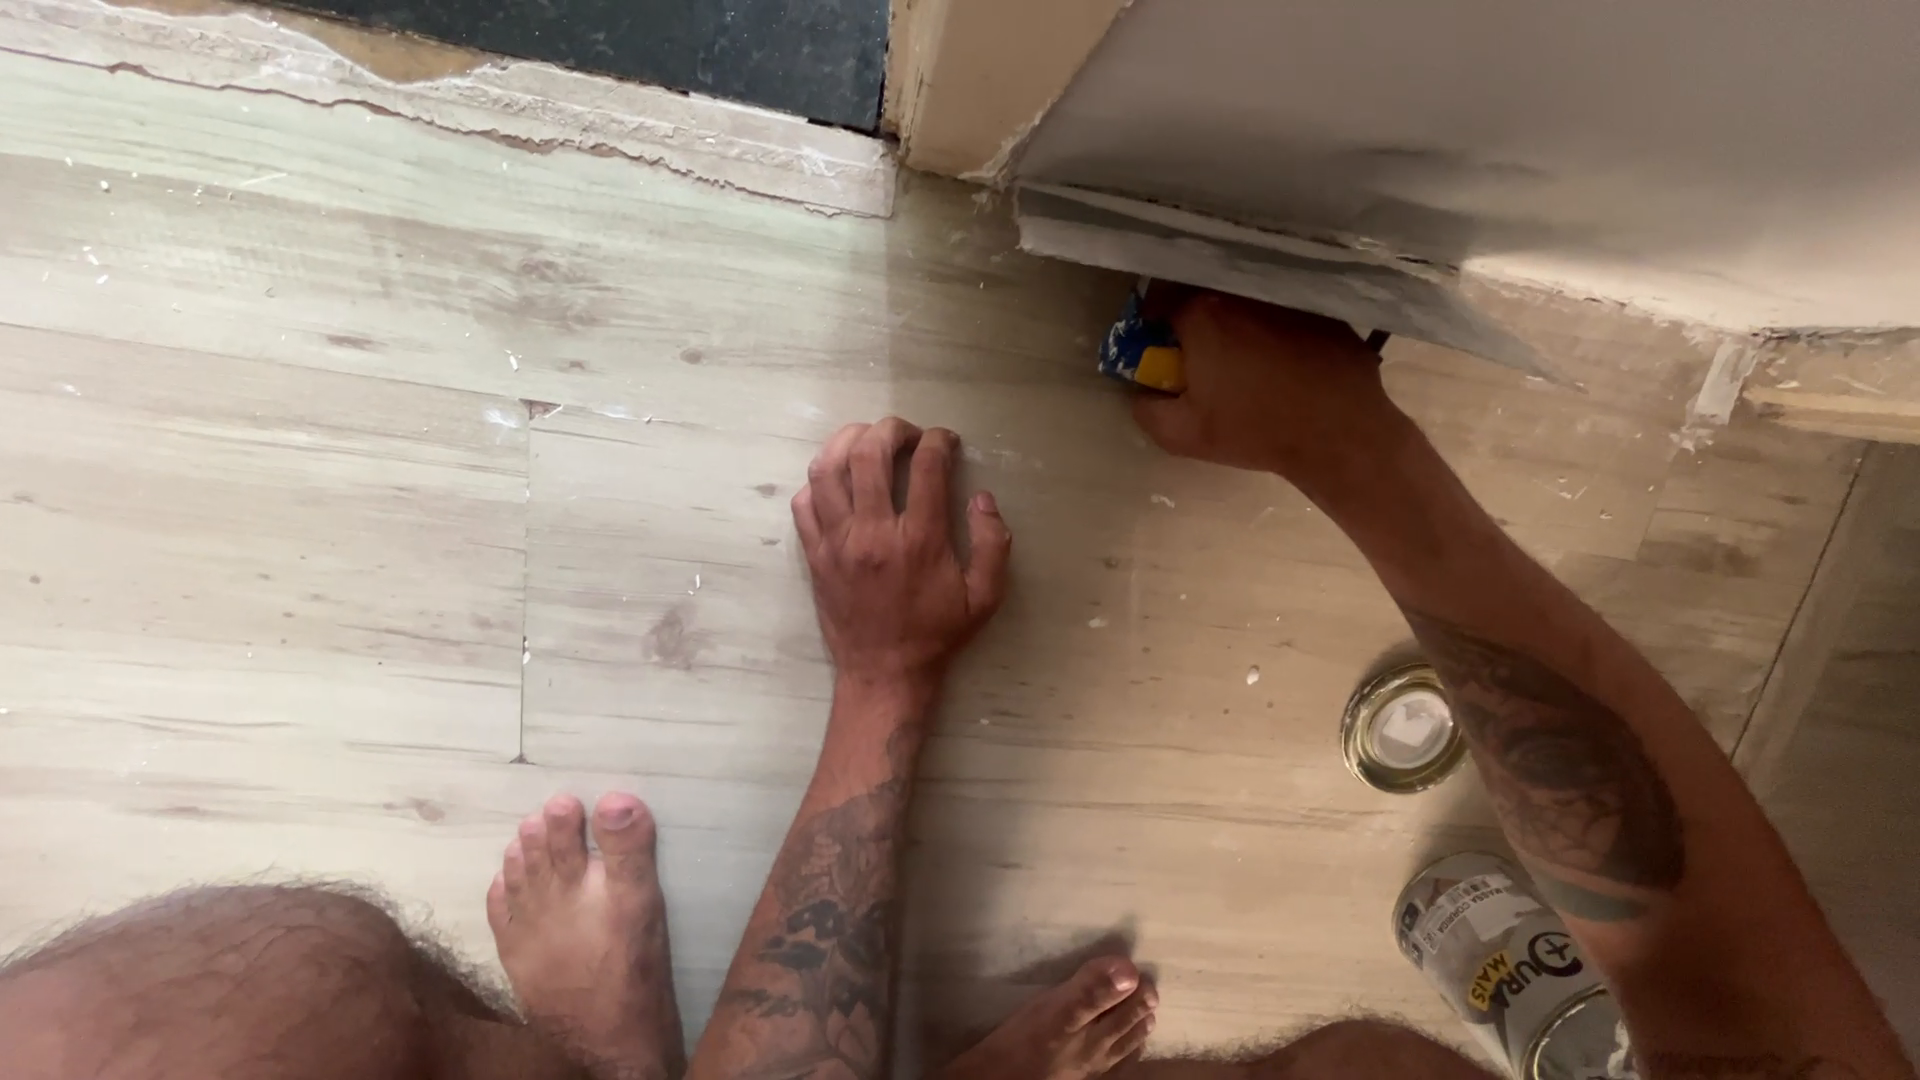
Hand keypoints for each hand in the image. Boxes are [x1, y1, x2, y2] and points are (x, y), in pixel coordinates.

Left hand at [792, 418, 1012, 694]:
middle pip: (869, 454)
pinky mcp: (814, 555)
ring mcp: (837, 542)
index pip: (927, 467)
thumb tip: (983, 499)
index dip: (939, 441)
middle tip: (905, 433)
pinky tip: (837, 481)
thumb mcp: (985, 597)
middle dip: (890, 429)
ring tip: (865, 440)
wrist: (884, 673)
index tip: (946, 440)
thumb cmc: (936, 634)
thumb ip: (992, 544)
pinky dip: (817, 482)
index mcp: (920, 539)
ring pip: (826, 470)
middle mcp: (873, 532)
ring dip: (846, 442)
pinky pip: (803, 504)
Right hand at [1131, 291, 1409, 483]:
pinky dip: (1270, 328)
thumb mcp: (1182, 435)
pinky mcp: (1321, 311)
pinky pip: (1281, 312)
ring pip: (1245, 301)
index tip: (1155, 345)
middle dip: (1191, 318)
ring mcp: (1286, 298)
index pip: (1160, 298)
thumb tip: (1142, 393)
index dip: (1152, 321)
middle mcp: (1243, 293)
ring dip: (1233, 321)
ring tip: (1238, 356)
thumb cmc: (1254, 430)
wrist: (1339, 432)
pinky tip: (1277, 360)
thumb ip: (1146, 409)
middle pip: (1204, 294)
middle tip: (1194, 352)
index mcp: (1203, 315)